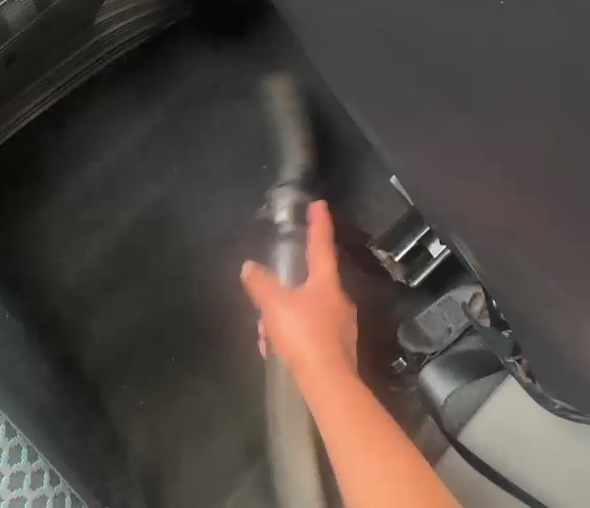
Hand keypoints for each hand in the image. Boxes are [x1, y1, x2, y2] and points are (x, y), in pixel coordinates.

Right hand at [241, 200, 358, 400]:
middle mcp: (338, 302)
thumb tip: (249, 267)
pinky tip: (275, 350)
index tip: (319, 204)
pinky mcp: (336, 351)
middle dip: (283, 290)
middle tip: (265, 302)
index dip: (318, 224)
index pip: (321, 245)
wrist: (328, 385)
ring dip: (281, 319)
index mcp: (326, 284)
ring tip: (265, 335)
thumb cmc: (303, 334)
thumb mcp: (273, 304)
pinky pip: (306, 334)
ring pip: (303, 311)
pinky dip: (289, 337)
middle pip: (307, 284)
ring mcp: (339, 327)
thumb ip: (260, 282)